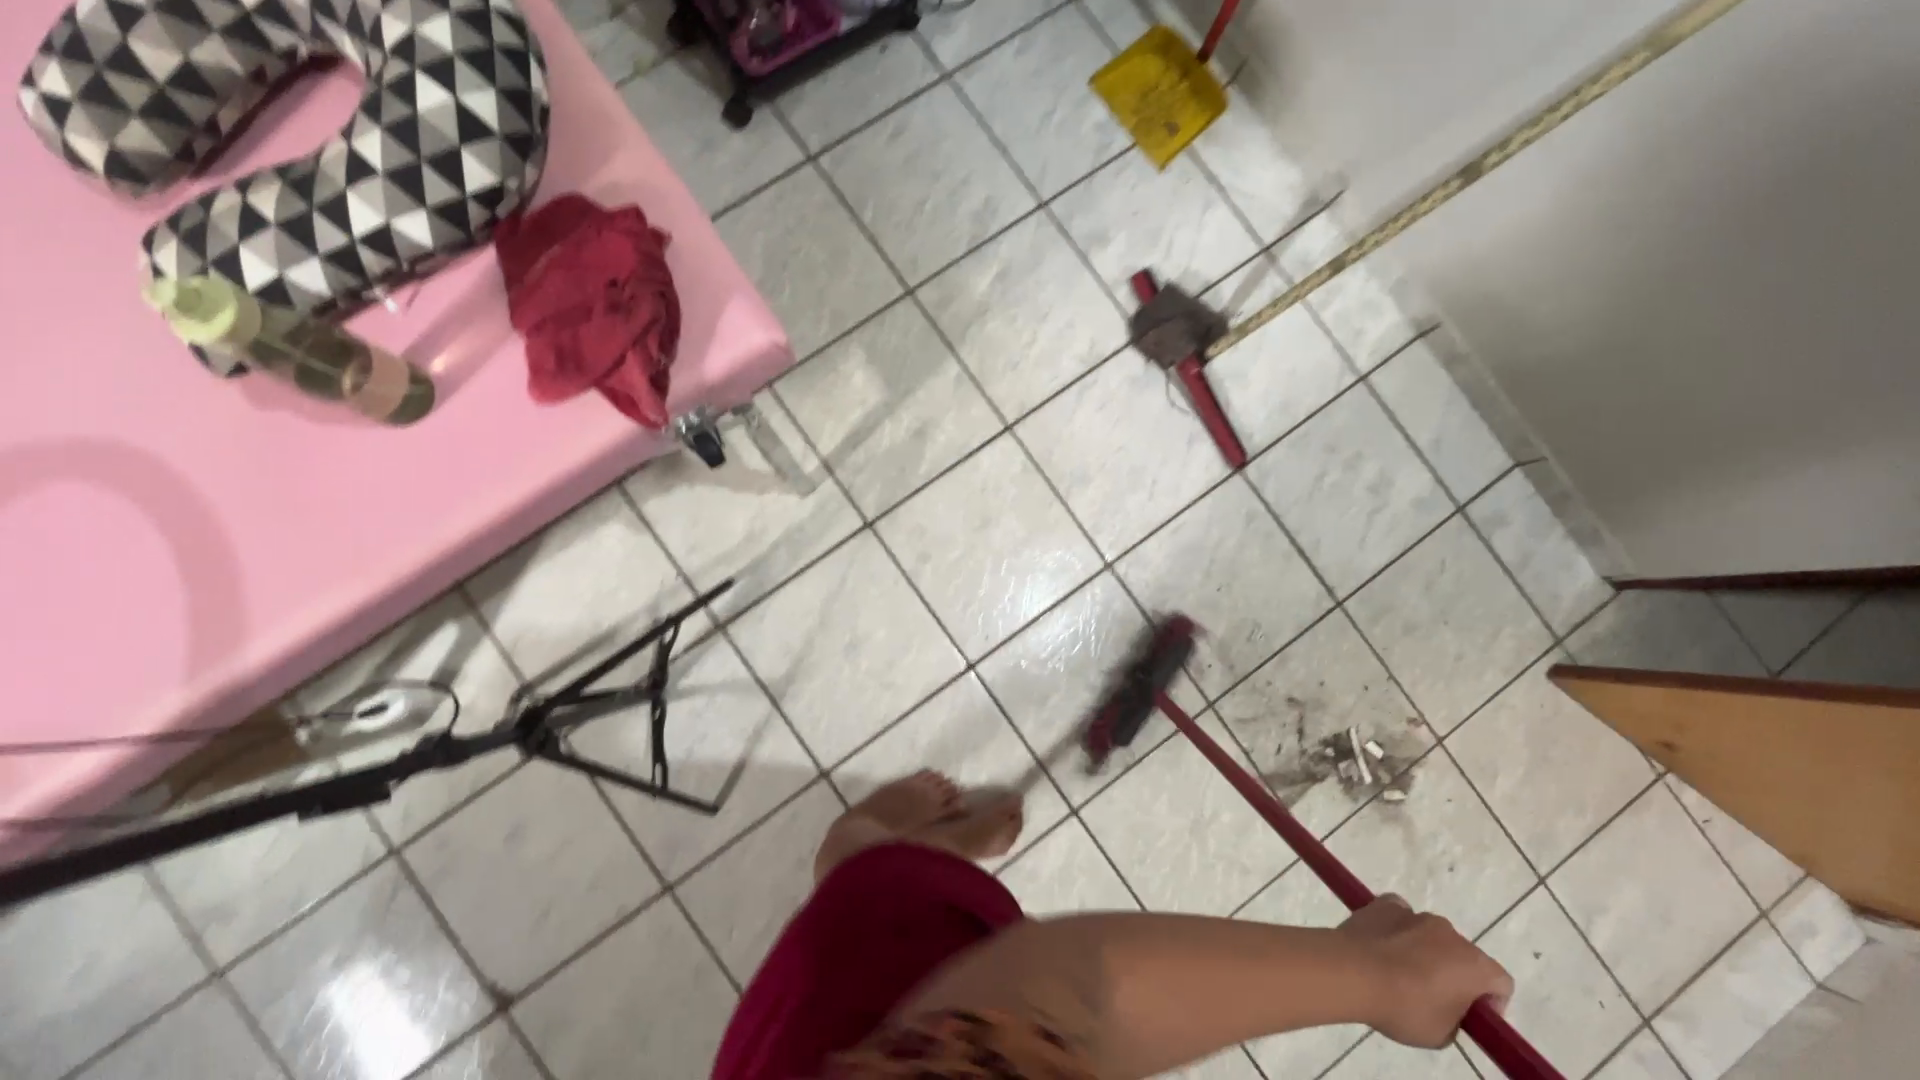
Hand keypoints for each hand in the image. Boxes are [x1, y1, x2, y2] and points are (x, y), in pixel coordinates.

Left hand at [1338, 894, 1513, 1048]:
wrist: (1352, 973)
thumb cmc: (1404, 1008)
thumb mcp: (1441, 1034)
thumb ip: (1455, 1020)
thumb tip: (1447, 1009)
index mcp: (1474, 965)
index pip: (1501, 983)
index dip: (1492, 1003)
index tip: (1472, 1017)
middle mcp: (1449, 932)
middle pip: (1464, 955)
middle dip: (1455, 975)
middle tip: (1432, 997)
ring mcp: (1415, 914)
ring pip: (1430, 935)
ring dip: (1423, 950)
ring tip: (1398, 972)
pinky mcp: (1384, 904)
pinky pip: (1399, 916)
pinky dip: (1396, 928)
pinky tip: (1381, 944)